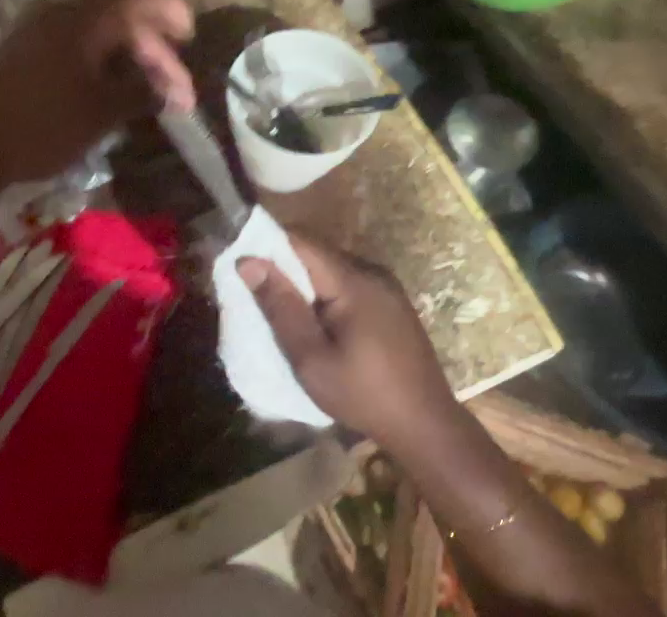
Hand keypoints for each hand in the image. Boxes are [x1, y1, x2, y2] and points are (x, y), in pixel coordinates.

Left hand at [0, 0, 194, 186]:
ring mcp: (33, 31)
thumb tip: (167, 88)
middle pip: (121, 12)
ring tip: (148, 99)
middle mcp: (57, 12)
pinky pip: (73, 44)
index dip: (171, 3)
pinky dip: (100, 63)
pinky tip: (110, 95)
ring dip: (129, 58)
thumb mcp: (100, 113)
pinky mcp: (19, 53)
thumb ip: (142, 92)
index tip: (188, 38)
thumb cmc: (40, 128)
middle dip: (156, 48)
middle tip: (178, 94)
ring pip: (97, 31)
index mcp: (81, 16)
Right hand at [238, 236, 458, 448]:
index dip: (265, 246)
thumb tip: (248, 261)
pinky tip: (315, 325)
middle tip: (255, 298)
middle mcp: (372, 272)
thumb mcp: (311, 359)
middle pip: (315, 252)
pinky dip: (323, 294)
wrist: (427, 427)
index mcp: (353, 281)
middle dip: (281, 267)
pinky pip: (347, 284)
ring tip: (281, 314)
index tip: (239, 267)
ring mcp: (386, 287)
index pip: (299, 240)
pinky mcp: (391, 303)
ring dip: (302, 283)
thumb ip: (280, 307)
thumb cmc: (364, 396)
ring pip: (330, 268)